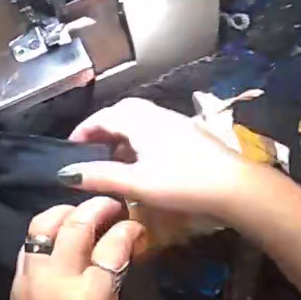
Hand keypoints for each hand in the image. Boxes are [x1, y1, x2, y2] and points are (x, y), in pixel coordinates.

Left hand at [0, 198, 144, 299]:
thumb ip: (112, 281)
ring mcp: (30, 277)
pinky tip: (61, 233)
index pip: (111, 246)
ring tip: (85, 213)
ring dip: (67, 212)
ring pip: (44, 224)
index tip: (137, 224)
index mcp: (88, 298)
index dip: (128, 229)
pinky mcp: (16, 279)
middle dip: (98, 208)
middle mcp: (56, 280)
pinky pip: (30, 242)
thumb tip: (122, 246)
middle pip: (76, 225)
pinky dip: (47, 230)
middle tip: (114, 205)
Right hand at [60, 99, 263, 220]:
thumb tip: (66, 174)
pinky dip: (139, 139)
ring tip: (112, 157)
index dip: (83, 130)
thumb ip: (100, 176)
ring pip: (140, 119)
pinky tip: (141, 161)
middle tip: (89, 149)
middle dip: (102, 127)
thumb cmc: (182, 183)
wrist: (235, 187)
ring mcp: (176, 123)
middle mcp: (157, 115)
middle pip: (122, 112)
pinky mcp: (191, 135)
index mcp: (140, 121)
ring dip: (121, 133)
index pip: (103, 116)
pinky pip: (155, 128)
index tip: (70, 148)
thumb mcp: (136, 183)